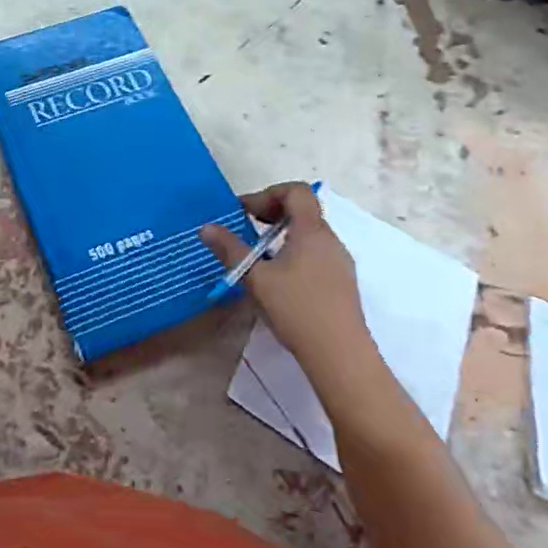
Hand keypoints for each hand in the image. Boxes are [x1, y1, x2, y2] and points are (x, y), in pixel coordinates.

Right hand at [199, 183, 364, 367]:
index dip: (268, 194)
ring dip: (281, 236)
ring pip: (309, 235)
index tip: (245, 212)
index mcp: (312, 231)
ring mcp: (340, 263)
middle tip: (246, 229)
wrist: (341, 356)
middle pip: (302, 211)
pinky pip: (316, 255)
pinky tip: (278, 281)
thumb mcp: (256, 278)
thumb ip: (231, 249)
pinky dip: (294, 254)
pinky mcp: (341, 284)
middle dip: (271, 214)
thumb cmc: (297, 309)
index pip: (296, 191)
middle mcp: (330, 241)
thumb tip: (206, 227)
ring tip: (258, 257)